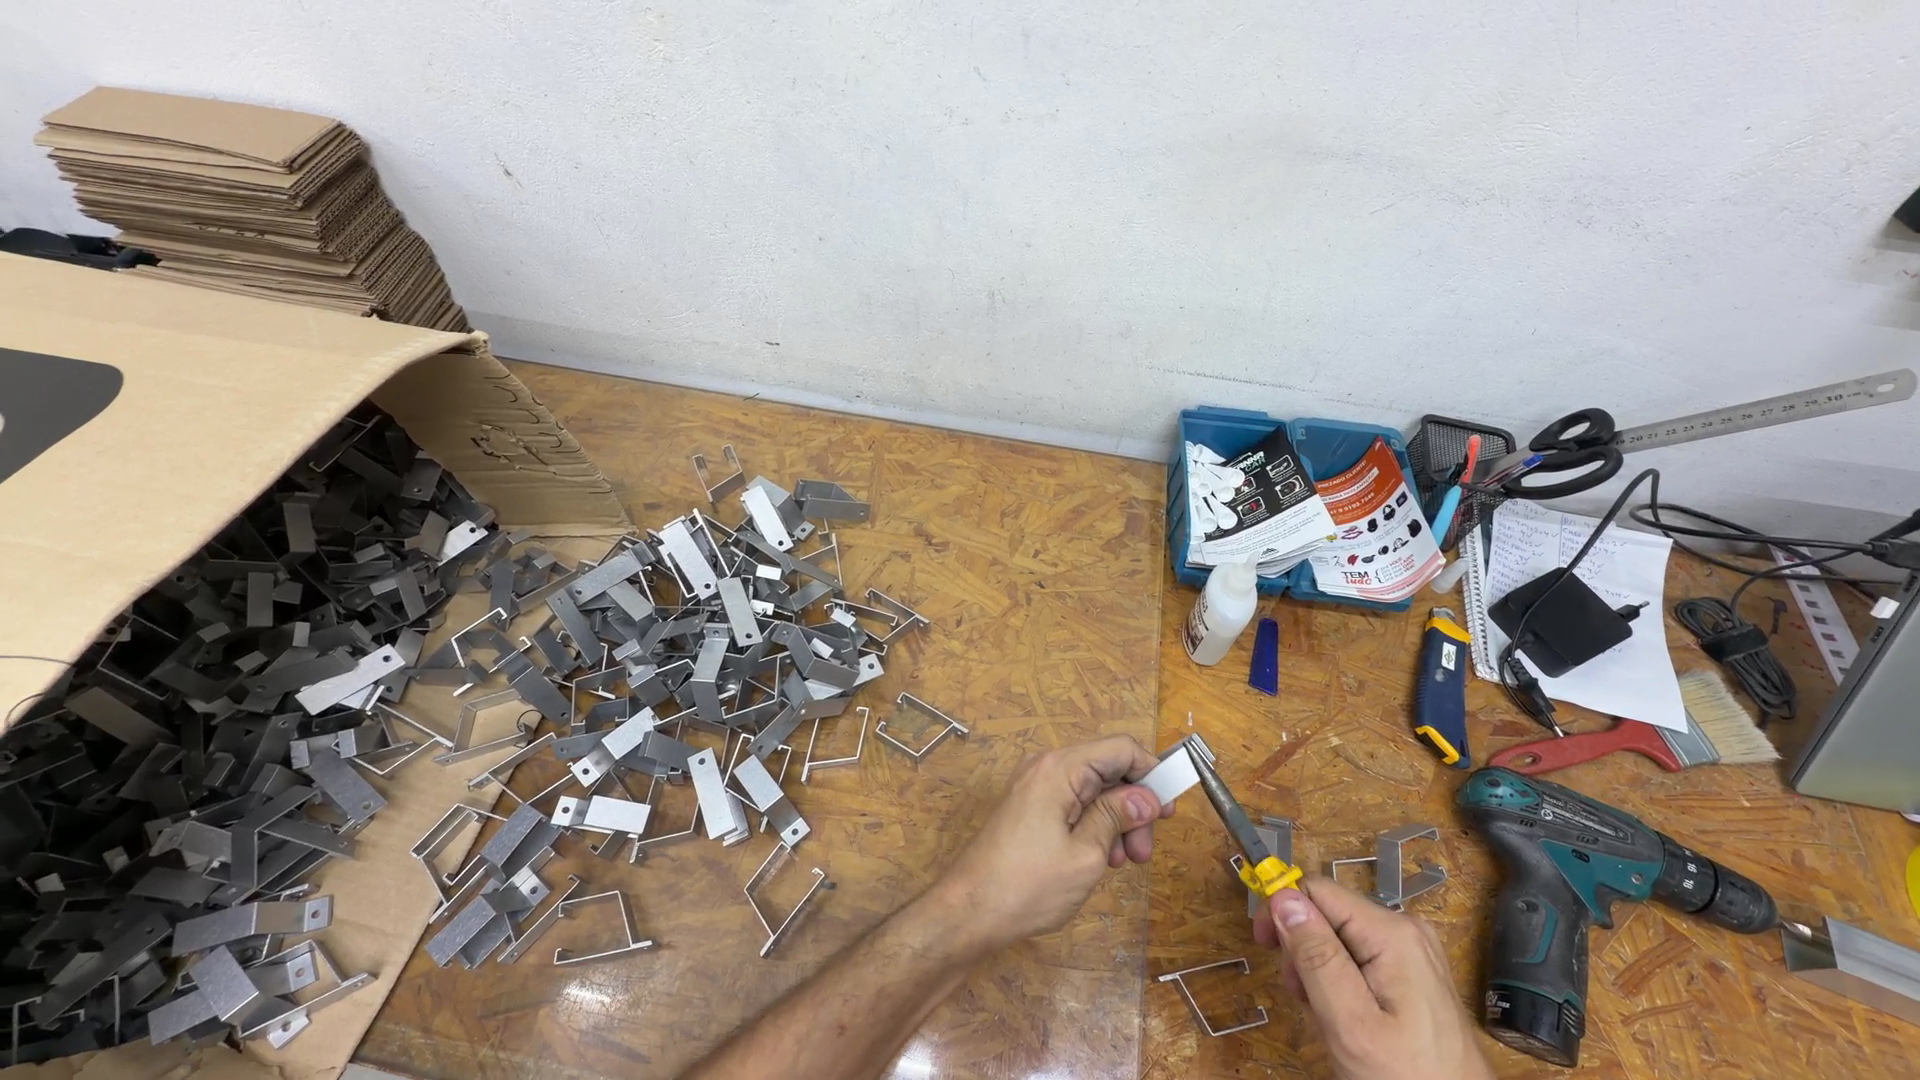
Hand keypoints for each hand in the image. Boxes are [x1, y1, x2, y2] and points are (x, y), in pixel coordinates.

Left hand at [925, 735, 1172, 952]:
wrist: (969, 911)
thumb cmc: (1028, 884)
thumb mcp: (1085, 854)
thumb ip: (1117, 817)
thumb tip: (1148, 796)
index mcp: (1060, 768)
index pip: (1121, 748)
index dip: (1152, 773)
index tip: (1169, 812)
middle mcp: (1047, 767)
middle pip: (1108, 769)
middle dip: (1134, 806)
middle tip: (1143, 852)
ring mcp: (1036, 786)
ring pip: (1094, 790)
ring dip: (1117, 821)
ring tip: (1122, 863)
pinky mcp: (1030, 807)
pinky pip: (1074, 804)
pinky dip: (1094, 825)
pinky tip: (1101, 859)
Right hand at [1254, 877, 1493, 1079]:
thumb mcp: (1350, 1023)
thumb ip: (1316, 957)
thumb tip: (1282, 896)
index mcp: (1392, 933)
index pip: (1316, 890)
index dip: (1282, 911)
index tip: (1264, 949)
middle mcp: (1405, 929)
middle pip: (1328, 912)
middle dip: (1302, 946)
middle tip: (1301, 997)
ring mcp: (1413, 951)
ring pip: (1340, 935)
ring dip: (1317, 966)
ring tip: (1324, 1013)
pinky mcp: (1414, 973)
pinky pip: (1360, 956)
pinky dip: (1339, 979)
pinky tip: (1345, 1014)